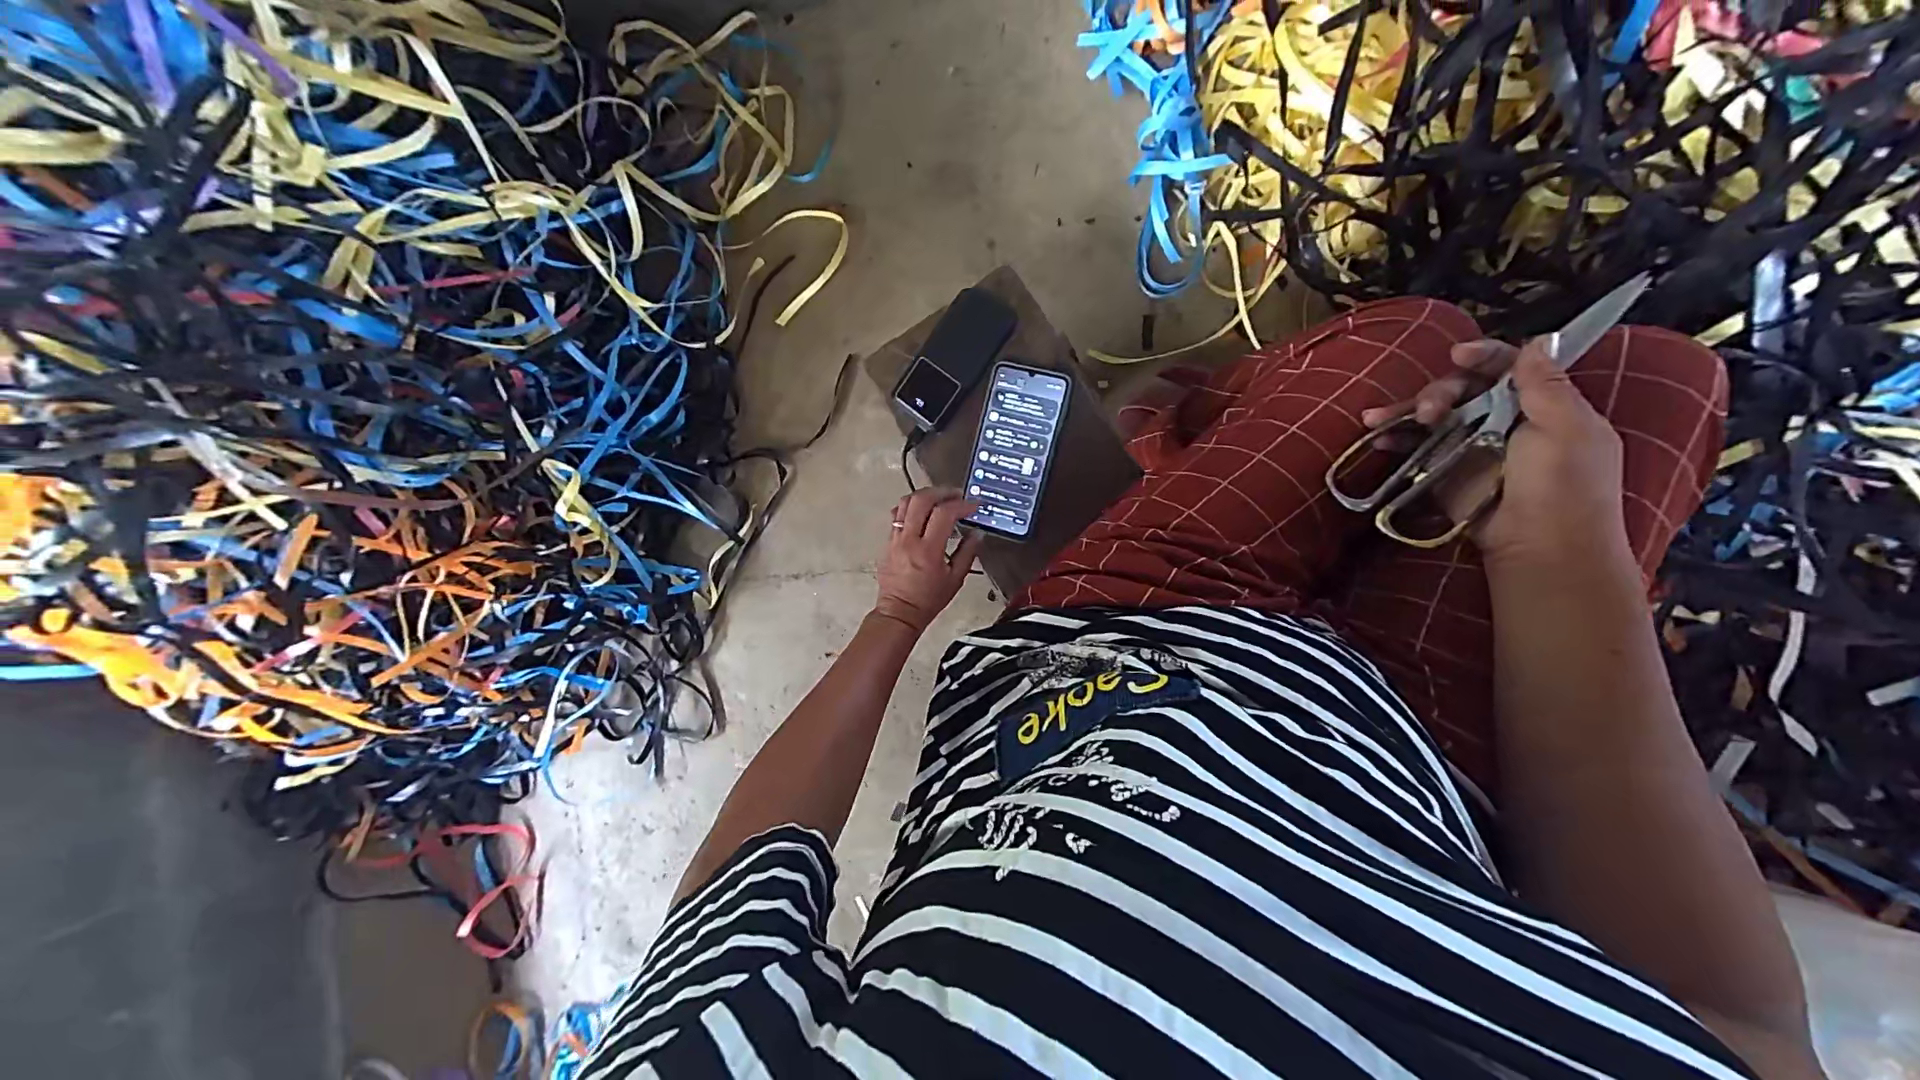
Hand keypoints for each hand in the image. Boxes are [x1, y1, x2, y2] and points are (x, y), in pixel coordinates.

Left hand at [872, 487, 984, 634]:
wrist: (899, 612)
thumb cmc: (928, 600)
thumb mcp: (956, 579)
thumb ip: (968, 553)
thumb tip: (977, 533)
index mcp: (928, 551)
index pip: (944, 514)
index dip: (961, 505)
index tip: (973, 505)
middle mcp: (909, 541)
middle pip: (921, 499)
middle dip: (941, 492)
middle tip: (956, 495)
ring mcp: (895, 539)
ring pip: (906, 503)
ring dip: (925, 495)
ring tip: (940, 499)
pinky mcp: (888, 541)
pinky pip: (897, 515)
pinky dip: (912, 507)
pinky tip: (923, 512)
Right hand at [1361, 337, 1629, 567]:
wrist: (1540, 545)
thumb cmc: (1564, 486)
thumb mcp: (1567, 429)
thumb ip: (1547, 386)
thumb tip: (1537, 342)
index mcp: (1542, 406)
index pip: (1509, 368)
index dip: (1484, 356)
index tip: (1457, 354)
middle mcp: (1504, 422)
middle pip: (1463, 390)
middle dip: (1439, 392)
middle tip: (1427, 411)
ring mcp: (1471, 448)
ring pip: (1435, 416)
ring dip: (1407, 412)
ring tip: (1380, 420)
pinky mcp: (1444, 473)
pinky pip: (1416, 448)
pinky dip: (1395, 440)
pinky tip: (1377, 437)